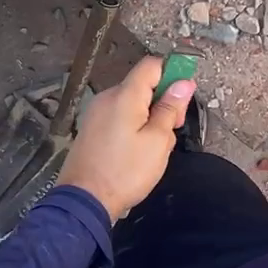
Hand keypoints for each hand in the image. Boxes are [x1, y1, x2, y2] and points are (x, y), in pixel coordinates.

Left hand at [59, 56, 195, 220]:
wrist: (84, 201)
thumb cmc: (124, 173)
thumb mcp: (158, 141)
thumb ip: (170, 108)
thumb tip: (183, 83)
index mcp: (124, 96)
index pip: (152, 65)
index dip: (172, 74)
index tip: (183, 96)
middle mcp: (107, 98)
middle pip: (143, 85)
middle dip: (163, 101)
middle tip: (172, 129)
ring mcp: (96, 113)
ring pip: (133, 103)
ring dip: (150, 116)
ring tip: (154, 146)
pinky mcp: (92, 128)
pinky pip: (120, 116)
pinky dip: (134, 126)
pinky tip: (137, 151)